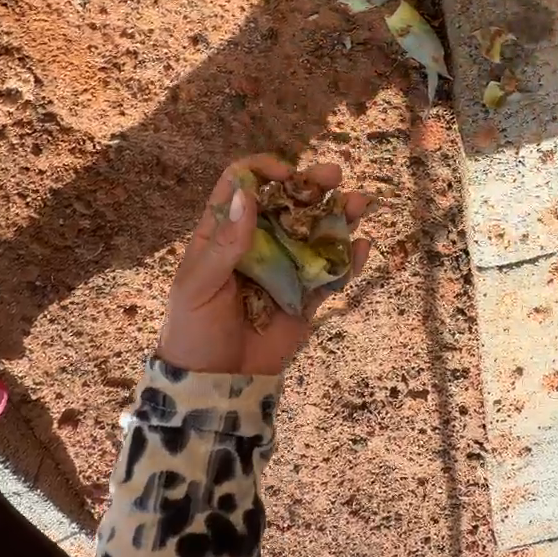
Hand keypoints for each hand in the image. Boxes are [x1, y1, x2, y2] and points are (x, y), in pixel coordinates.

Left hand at [157, 155, 373, 375]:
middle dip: (312, 185)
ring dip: (340, 214)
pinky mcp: (308, 296)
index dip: (263, 171)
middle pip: (288, 202)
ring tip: (360, 203)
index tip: (285, 173)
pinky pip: (332, 273)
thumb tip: (246, 194)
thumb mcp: (197, 286)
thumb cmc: (194, 331)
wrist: (214, 385)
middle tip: (334, 175)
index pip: (242, 186)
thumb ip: (224, 244)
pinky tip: (363, 246)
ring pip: (317, 233)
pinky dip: (350, 259)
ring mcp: (286, 268)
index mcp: (224, 234)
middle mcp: (259, 243)